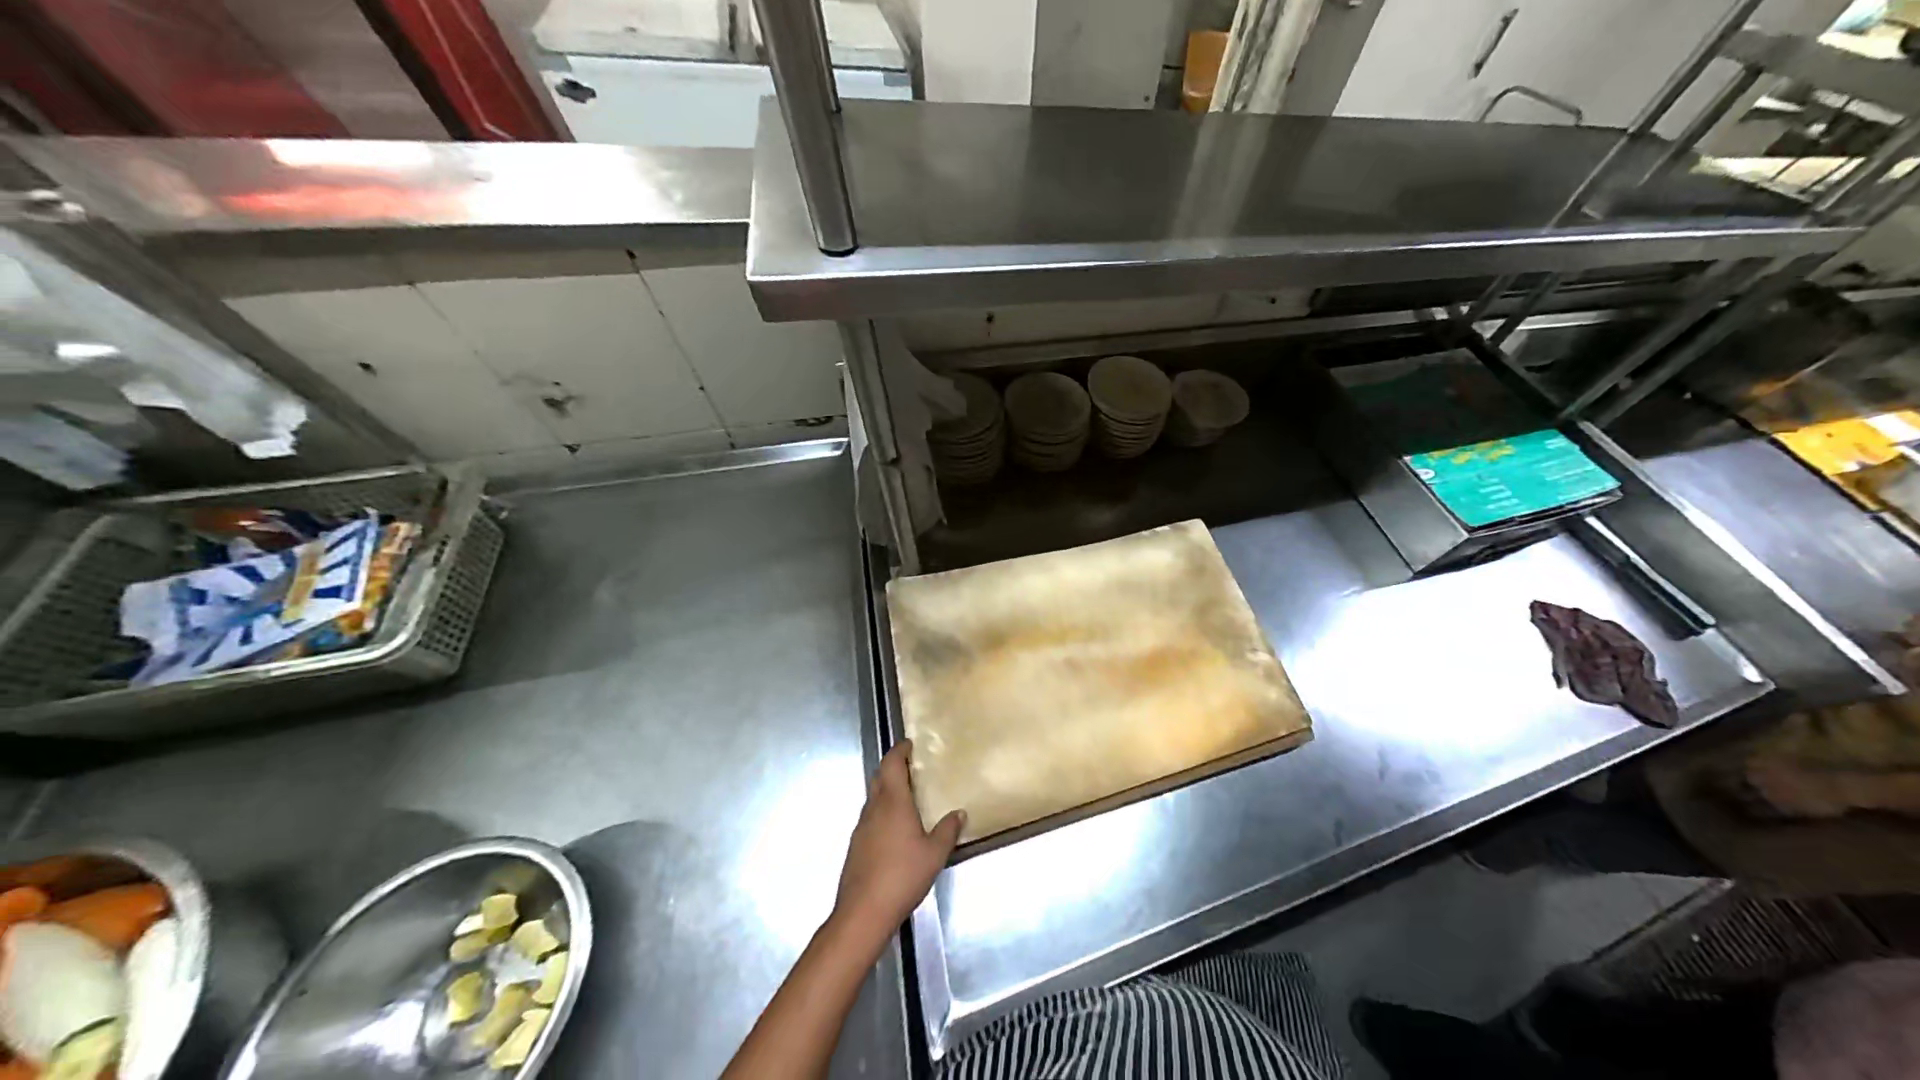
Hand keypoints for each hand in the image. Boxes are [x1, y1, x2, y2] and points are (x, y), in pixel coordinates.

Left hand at [832, 739, 963, 943]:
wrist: (863, 911)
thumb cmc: (902, 876)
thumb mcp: (934, 854)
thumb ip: (947, 830)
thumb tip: (959, 813)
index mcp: (893, 802)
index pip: (891, 764)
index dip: (899, 750)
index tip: (909, 744)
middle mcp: (874, 808)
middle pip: (879, 777)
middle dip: (892, 766)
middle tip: (912, 765)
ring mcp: (861, 827)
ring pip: (873, 797)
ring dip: (887, 789)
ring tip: (908, 794)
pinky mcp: (856, 845)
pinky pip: (871, 816)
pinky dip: (882, 810)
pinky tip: (895, 827)